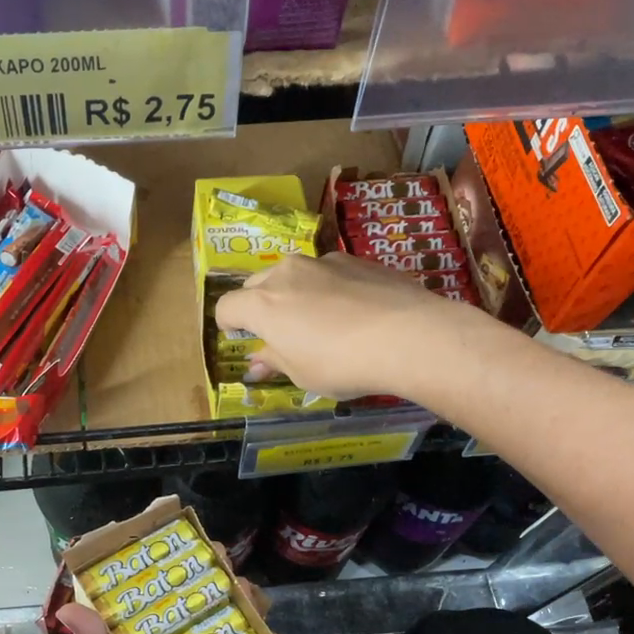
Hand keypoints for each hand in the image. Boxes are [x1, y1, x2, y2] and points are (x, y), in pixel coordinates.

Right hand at [215, 253, 480, 398]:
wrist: (407, 336)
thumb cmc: (341, 363)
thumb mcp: (301, 374)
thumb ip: (275, 361)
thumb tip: (258, 362)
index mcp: (263, 304)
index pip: (225, 306)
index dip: (229, 325)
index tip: (242, 339)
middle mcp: (287, 273)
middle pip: (256, 283)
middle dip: (259, 305)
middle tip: (278, 332)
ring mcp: (324, 261)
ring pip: (295, 274)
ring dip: (295, 293)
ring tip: (319, 321)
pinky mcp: (358, 260)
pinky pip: (330, 273)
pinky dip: (330, 289)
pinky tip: (354, 314)